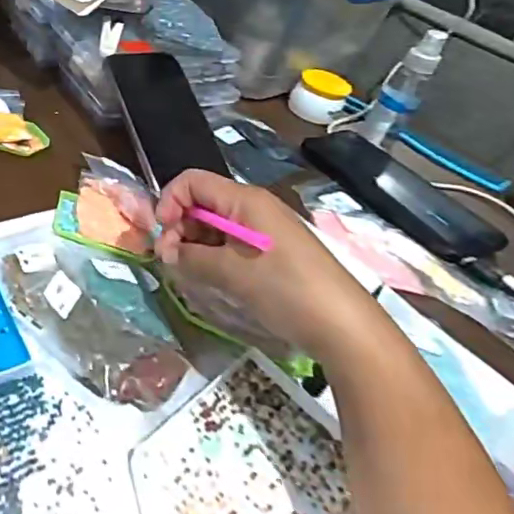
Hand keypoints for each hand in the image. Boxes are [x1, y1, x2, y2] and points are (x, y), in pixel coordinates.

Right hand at [156, 170, 385, 364]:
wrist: (349, 331)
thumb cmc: (287, 290)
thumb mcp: (231, 274)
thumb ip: (191, 258)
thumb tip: (167, 254)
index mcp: (245, 200)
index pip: (192, 181)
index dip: (170, 201)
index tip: (163, 234)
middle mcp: (255, 207)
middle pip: (202, 203)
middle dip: (180, 228)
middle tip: (173, 261)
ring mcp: (267, 230)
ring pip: (216, 225)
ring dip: (196, 245)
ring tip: (191, 274)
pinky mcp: (275, 253)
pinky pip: (233, 243)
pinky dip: (216, 257)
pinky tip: (214, 279)